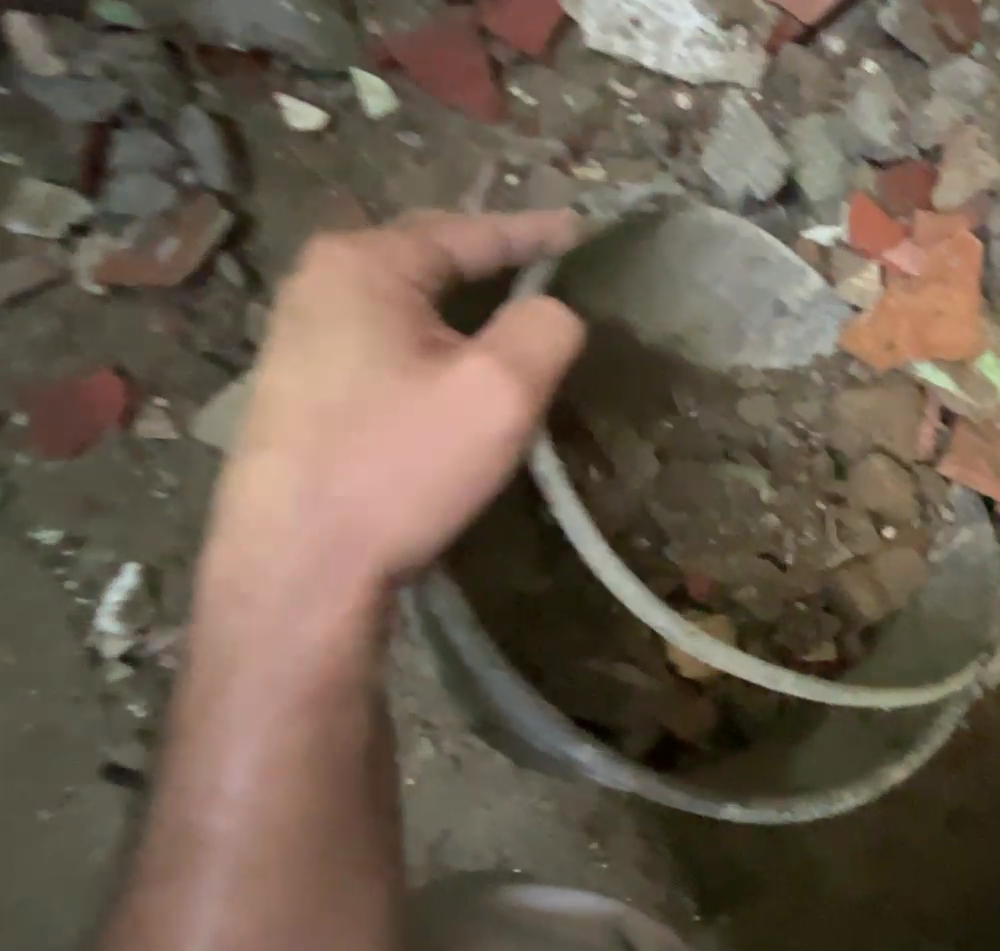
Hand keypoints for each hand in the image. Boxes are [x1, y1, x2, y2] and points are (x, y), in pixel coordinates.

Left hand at [214, 211, 584, 587]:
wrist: (302, 561)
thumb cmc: (403, 464)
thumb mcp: (501, 390)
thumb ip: (547, 329)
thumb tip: (555, 311)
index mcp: (365, 266)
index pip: (469, 231)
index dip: (536, 233)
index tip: (587, 232)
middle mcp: (321, 284)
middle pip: (433, 259)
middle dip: (499, 264)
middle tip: (559, 274)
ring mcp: (304, 337)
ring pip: (413, 305)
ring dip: (470, 307)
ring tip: (523, 318)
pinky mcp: (308, 387)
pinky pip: (394, 342)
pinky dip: (442, 342)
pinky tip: (465, 371)